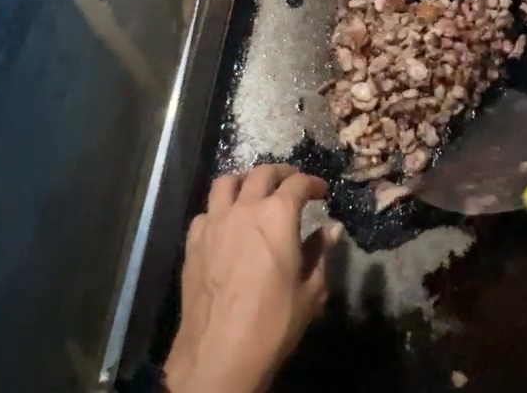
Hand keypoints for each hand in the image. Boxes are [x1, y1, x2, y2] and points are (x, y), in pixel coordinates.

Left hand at [164, 165, 337, 392]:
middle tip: (291, 183)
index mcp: (278, 215)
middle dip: (281, 173)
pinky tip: (225, 224)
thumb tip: (332, 229)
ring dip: (244, 180)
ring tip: (253, 190)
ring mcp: (215, 222)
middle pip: (262, 173)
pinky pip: (206, 211)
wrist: (219, 352)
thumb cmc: (273, 322)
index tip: (321, 191)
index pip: (299, 183)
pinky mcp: (194, 241)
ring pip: (226, 182)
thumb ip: (320, 253)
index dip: (313, 183)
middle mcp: (245, 207)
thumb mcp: (310, 291)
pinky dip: (219, 210)